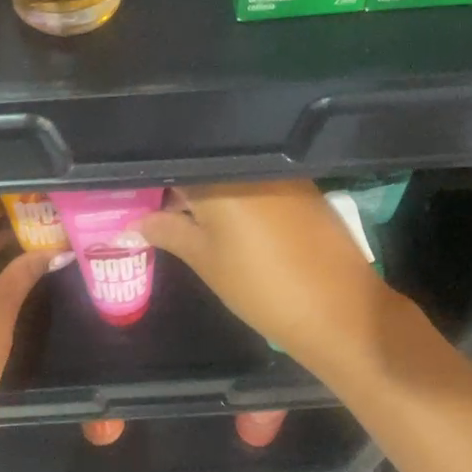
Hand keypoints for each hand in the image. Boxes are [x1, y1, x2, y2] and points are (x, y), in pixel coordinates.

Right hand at [135, 181, 395, 373]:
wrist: (339, 309)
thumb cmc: (261, 287)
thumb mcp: (205, 261)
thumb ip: (167, 232)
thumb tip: (131, 224)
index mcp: (217, 175)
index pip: (171, 163)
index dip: (150, 179)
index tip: (134, 195)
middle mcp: (247, 162)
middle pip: (201, 163)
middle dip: (179, 184)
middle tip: (158, 211)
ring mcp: (278, 170)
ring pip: (229, 170)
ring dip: (209, 189)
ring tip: (189, 218)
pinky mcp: (301, 184)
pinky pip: (256, 179)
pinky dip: (238, 194)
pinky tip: (228, 219)